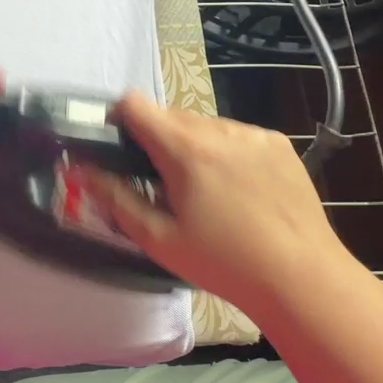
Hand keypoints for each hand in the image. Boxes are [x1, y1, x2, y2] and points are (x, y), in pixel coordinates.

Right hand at [82, 92, 365, 315]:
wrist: (303, 279)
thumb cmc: (223, 262)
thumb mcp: (157, 238)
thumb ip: (114, 196)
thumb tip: (80, 167)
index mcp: (184, 149)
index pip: (134, 103)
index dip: (120, 120)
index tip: (121, 149)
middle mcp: (218, 129)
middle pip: (168, 115)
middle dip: (157, 141)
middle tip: (164, 184)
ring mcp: (252, 133)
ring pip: (202, 124)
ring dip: (192, 145)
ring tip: (205, 190)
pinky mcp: (278, 143)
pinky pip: (234, 134)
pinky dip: (225, 151)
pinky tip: (237, 189)